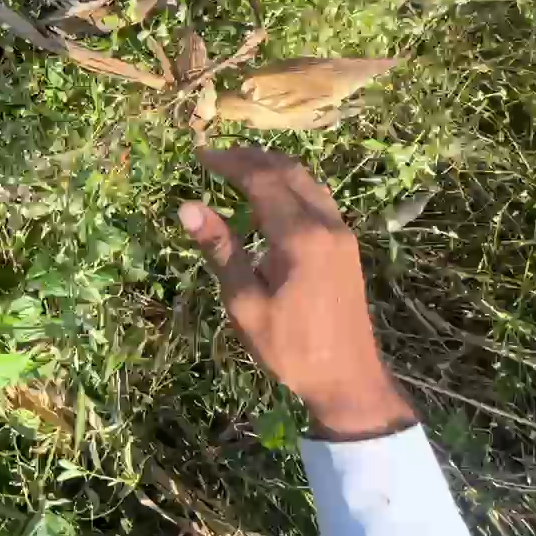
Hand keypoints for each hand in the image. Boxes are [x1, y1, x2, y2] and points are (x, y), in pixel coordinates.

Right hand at [179, 147, 414, 439]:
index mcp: (300, 237)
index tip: (200, 155)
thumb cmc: (289, 346)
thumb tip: (187, 207)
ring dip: (272, 166)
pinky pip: (316, 196)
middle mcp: (326, 225)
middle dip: (250, 157)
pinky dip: (289, 183)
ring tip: (238, 166)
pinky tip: (269, 194)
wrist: (348, 380)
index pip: (261, 181)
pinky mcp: (345, 244)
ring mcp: (341, 233)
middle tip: (215, 155)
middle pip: (288, 171)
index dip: (229, 163)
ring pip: (306, 180)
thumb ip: (220, 249)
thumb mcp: (244, 302)